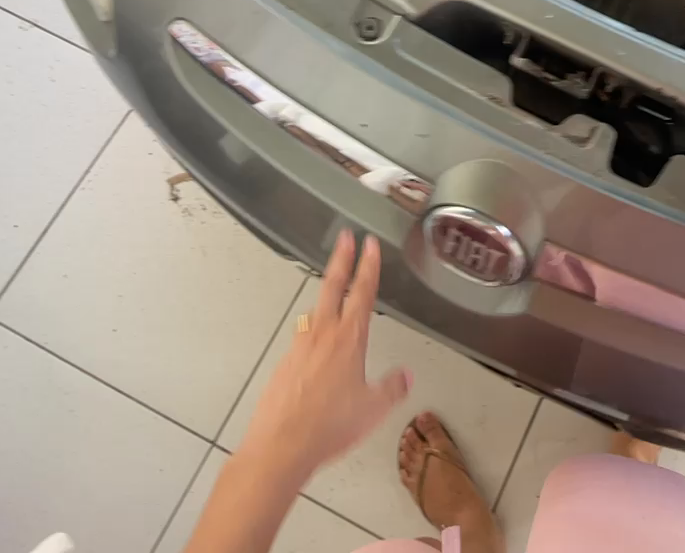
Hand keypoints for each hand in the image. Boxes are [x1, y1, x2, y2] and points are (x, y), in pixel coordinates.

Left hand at [238, 232, 411, 480]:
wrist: (279, 447)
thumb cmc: (330, 426)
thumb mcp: (373, 409)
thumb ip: (392, 388)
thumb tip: (406, 375)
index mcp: (349, 339)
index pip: (363, 293)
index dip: (368, 266)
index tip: (369, 244)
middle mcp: (322, 335)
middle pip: (333, 287)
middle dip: (341, 259)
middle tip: (345, 237)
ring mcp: (299, 347)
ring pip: (316, 311)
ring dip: (326, 295)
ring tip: (333, 290)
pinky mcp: (283, 364)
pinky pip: (302, 339)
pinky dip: (312, 332)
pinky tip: (315, 347)